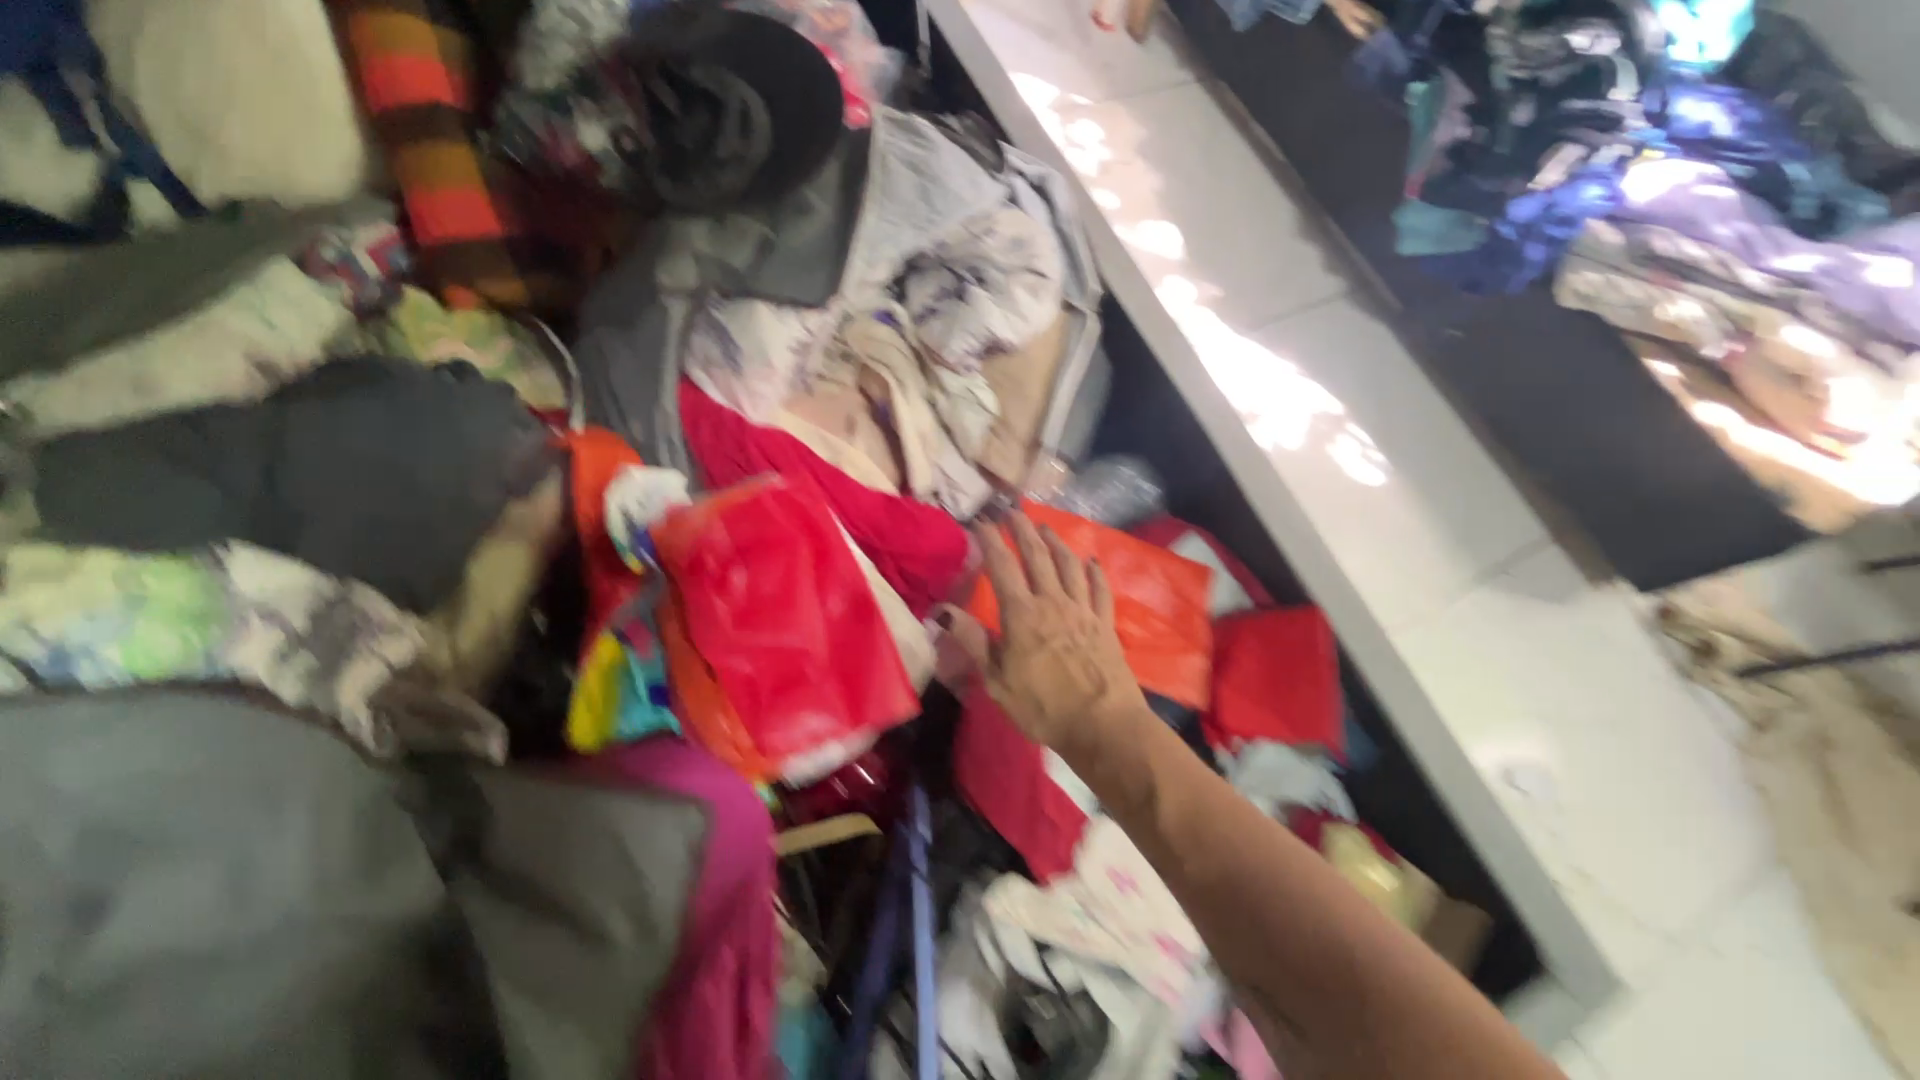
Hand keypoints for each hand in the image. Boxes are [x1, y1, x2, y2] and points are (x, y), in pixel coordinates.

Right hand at [937, 513, 1150, 751]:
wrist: (1103, 725)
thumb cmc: (1043, 707)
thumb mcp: (996, 680)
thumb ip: (972, 641)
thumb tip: (939, 611)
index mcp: (1022, 614)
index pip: (1001, 566)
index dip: (990, 540)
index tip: (981, 521)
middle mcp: (1053, 602)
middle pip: (1037, 556)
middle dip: (1023, 530)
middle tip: (1013, 511)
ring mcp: (1083, 611)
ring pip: (1069, 566)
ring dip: (1056, 543)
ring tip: (1045, 528)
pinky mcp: (1105, 624)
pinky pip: (1100, 589)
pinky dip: (1094, 572)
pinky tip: (1091, 562)